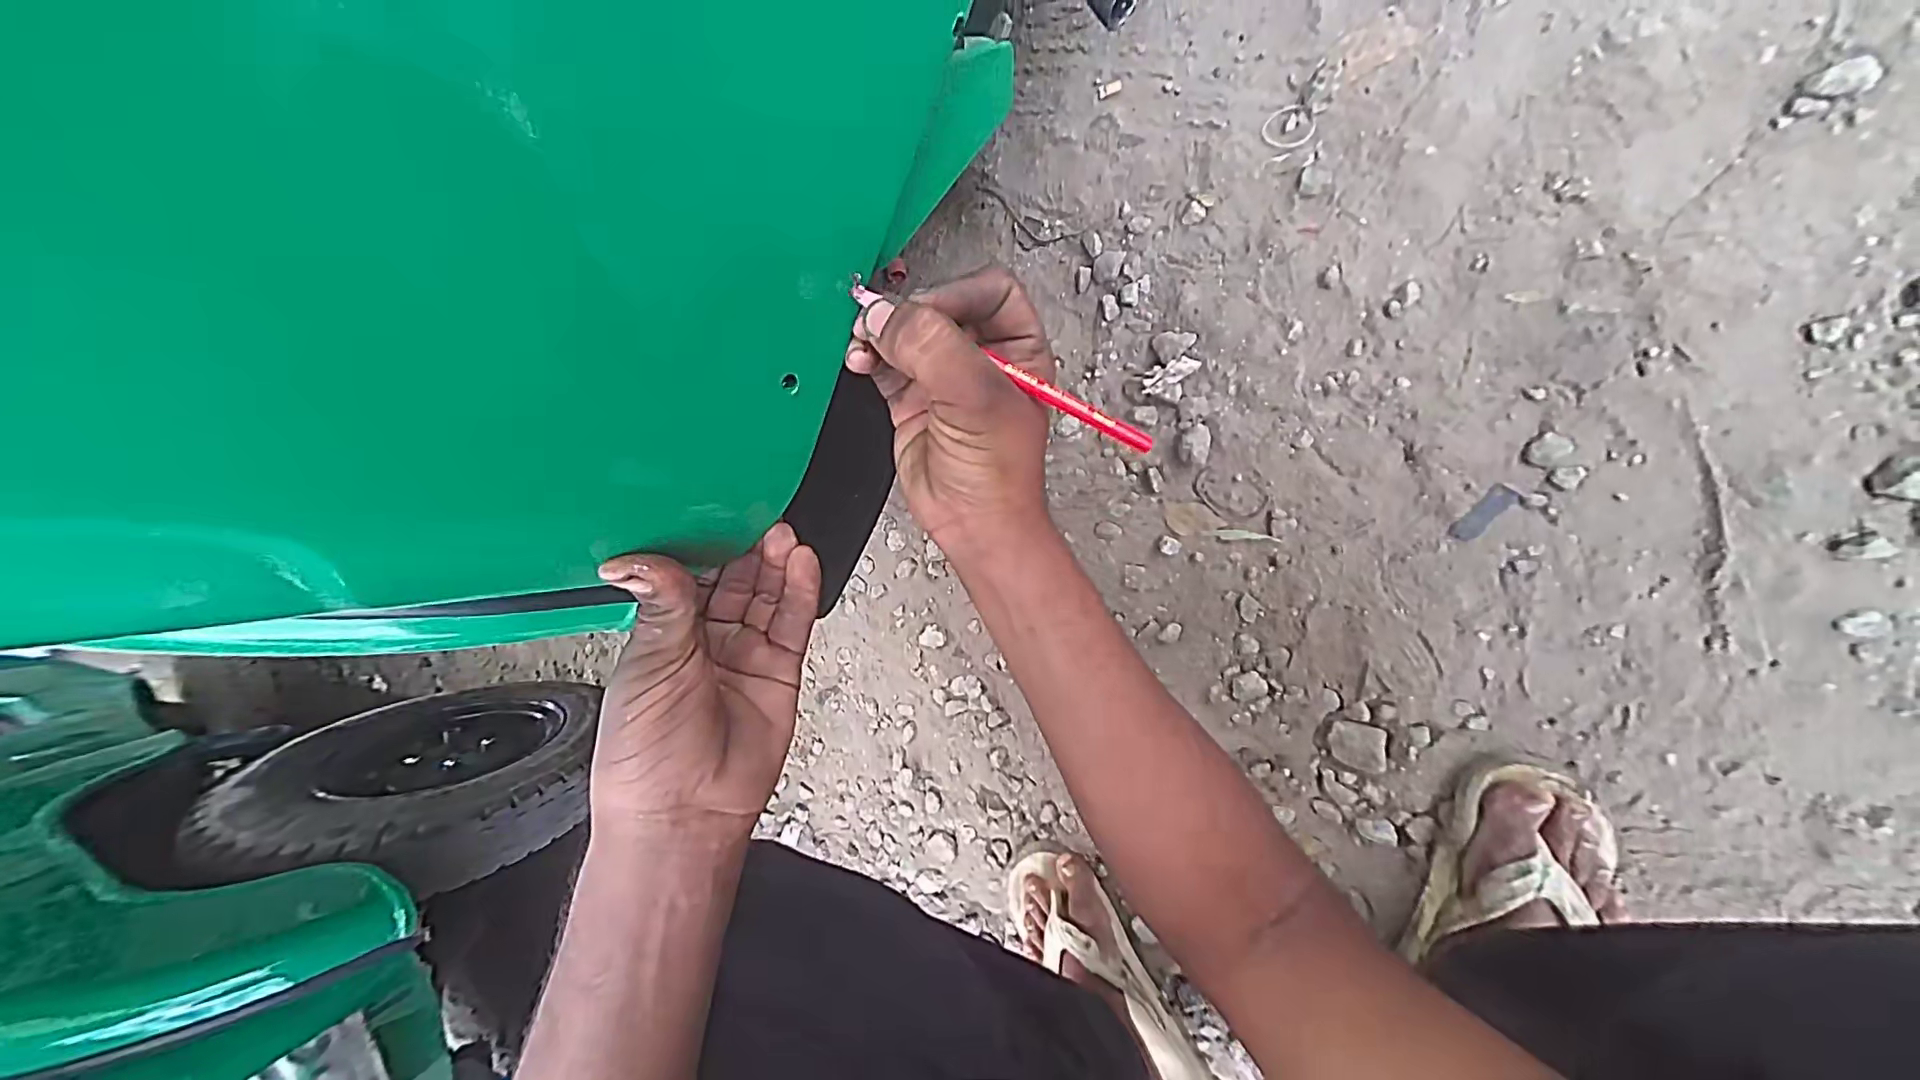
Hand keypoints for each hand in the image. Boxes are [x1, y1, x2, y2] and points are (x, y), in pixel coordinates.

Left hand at [590, 524, 820, 829]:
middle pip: (735, 580)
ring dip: (777, 565)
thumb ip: (662, 606)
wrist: (685, 809)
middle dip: (747, 550)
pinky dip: (800, 592)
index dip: (707, 546)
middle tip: (758, 521)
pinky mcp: (778, 668)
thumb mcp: (647, 664)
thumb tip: (640, 561)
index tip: (717, 516)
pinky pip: (793, 622)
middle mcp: (707, 640)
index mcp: (664, 633)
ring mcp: (745, 652)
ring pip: (767, 596)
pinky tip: (801, 565)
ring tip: (784, 536)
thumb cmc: (647, 752)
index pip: (691, 575)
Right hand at [847, 265, 1056, 559]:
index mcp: (1018, 348)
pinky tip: (860, 358)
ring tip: (865, 340)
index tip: (925, 315)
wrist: (973, 523)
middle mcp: (980, 359)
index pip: (987, 291)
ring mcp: (943, 379)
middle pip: (939, 307)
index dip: (954, 294)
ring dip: (881, 332)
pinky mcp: (911, 399)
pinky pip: (883, 361)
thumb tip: (890, 316)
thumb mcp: (976, 397)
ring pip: (906, 333)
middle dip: (908, 313)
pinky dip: (866, 355)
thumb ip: (934, 346)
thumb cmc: (998, 475)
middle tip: (886, 325)